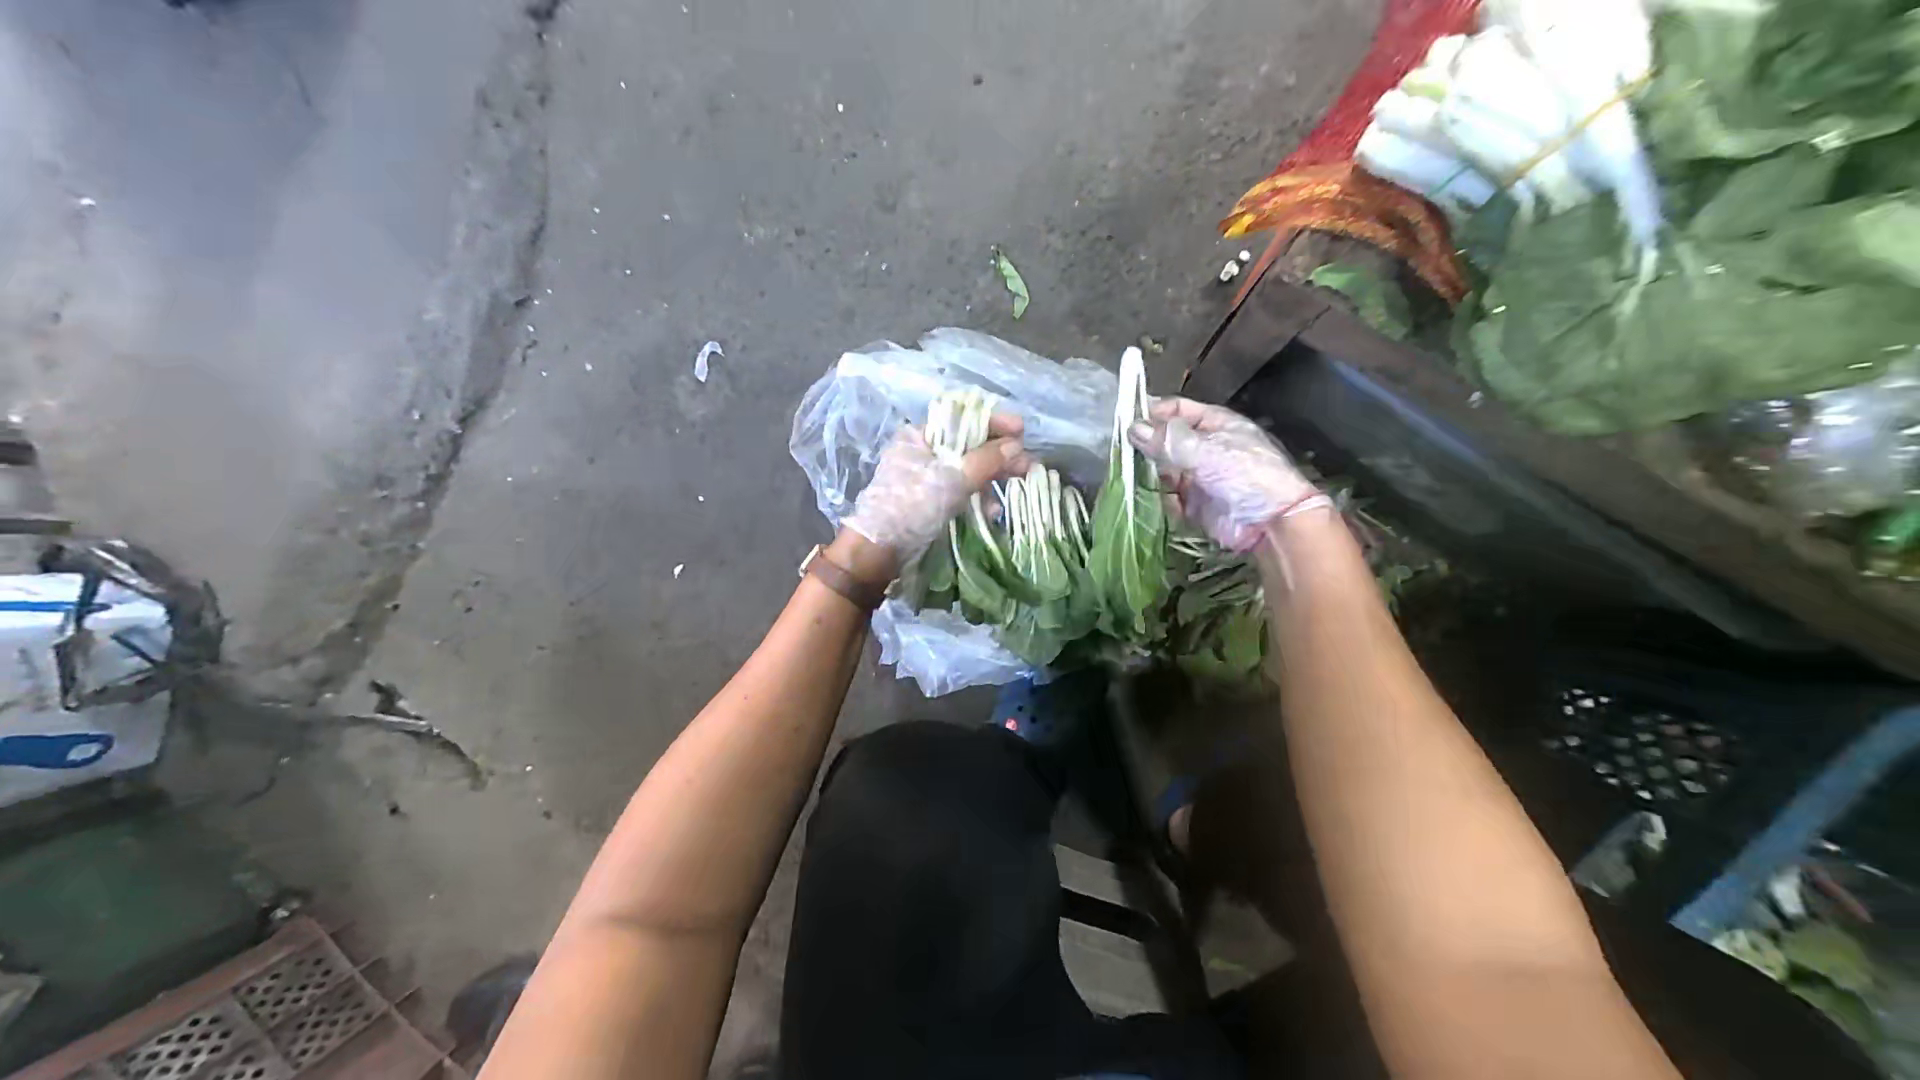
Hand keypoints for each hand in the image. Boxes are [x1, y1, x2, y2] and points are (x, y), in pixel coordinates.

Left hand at [841, 413, 1030, 567]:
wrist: (880, 551)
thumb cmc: (912, 506)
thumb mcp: (952, 479)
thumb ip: (986, 460)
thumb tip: (1016, 445)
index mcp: (920, 435)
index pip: (962, 418)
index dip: (994, 422)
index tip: (1022, 430)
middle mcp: (923, 451)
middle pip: (969, 444)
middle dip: (999, 454)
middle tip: (1028, 464)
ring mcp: (926, 477)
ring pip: (968, 468)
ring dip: (993, 477)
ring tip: (1017, 484)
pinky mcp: (931, 500)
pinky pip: (961, 490)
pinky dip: (979, 496)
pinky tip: (993, 509)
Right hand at [1128, 397, 1320, 550]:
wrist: (1270, 524)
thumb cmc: (1245, 475)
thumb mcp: (1206, 451)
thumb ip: (1167, 440)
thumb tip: (1132, 428)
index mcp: (1214, 425)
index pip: (1177, 410)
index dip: (1153, 412)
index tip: (1125, 420)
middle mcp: (1203, 447)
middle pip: (1165, 440)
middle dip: (1145, 445)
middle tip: (1120, 450)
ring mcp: (1197, 475)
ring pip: (1162, 468)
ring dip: (1148, 473)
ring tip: (1130, 475)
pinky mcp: (1192, 503)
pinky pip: (1166, 495)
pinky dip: (1157, 497)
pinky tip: (1148, 497)